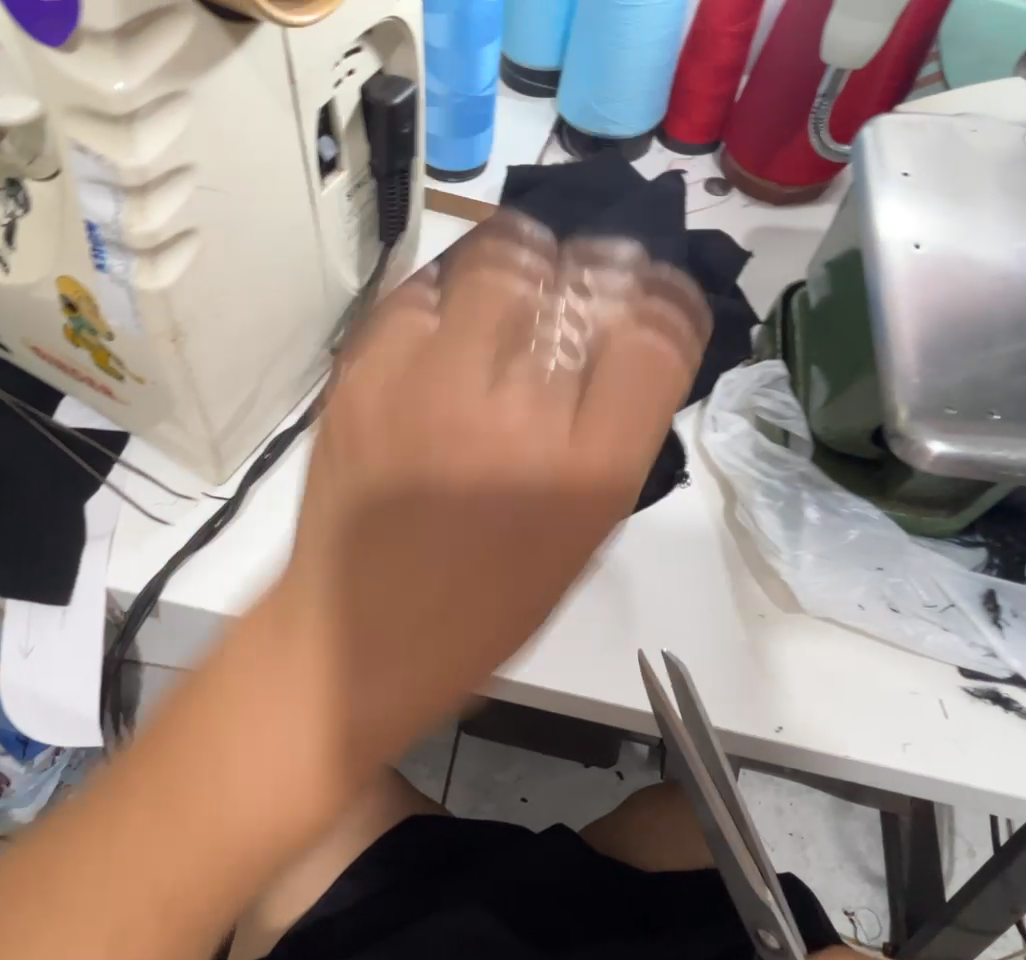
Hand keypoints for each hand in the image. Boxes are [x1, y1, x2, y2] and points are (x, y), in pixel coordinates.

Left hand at [274, 210, 710, 773]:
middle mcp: (517, 413)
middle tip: (575, 289)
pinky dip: (444, 293)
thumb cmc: (484, 607)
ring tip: (512, 293)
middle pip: (579, 276)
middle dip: (591, 269)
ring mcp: (430, 384)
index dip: (665, 299)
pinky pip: (417, 289)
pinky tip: (445, 323)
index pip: (657, 332)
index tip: (649, 300)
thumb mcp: (580, 535)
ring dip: (520, 263)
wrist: (360, 634)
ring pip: (497, 259)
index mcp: (589, 469)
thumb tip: (614, 345)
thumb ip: (610, 436)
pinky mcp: (361, 374)